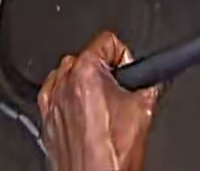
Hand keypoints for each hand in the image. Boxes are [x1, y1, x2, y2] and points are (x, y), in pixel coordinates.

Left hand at [39, 31, 161, 170]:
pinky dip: (70, 99)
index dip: (124, 57)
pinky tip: (85, 118)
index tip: (128, 73)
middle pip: (89, 56)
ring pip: (72, 74)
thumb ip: (149, 82)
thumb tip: (153, 76)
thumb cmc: (113, 159)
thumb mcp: (143, 111)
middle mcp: (65, 80)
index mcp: (86, 70)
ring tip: (102, 110)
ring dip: (87, 85)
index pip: (109, 40)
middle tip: (118, 96)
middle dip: (105, 72)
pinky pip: (57, 93)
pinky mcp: (46, 117)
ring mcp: (53, 99)